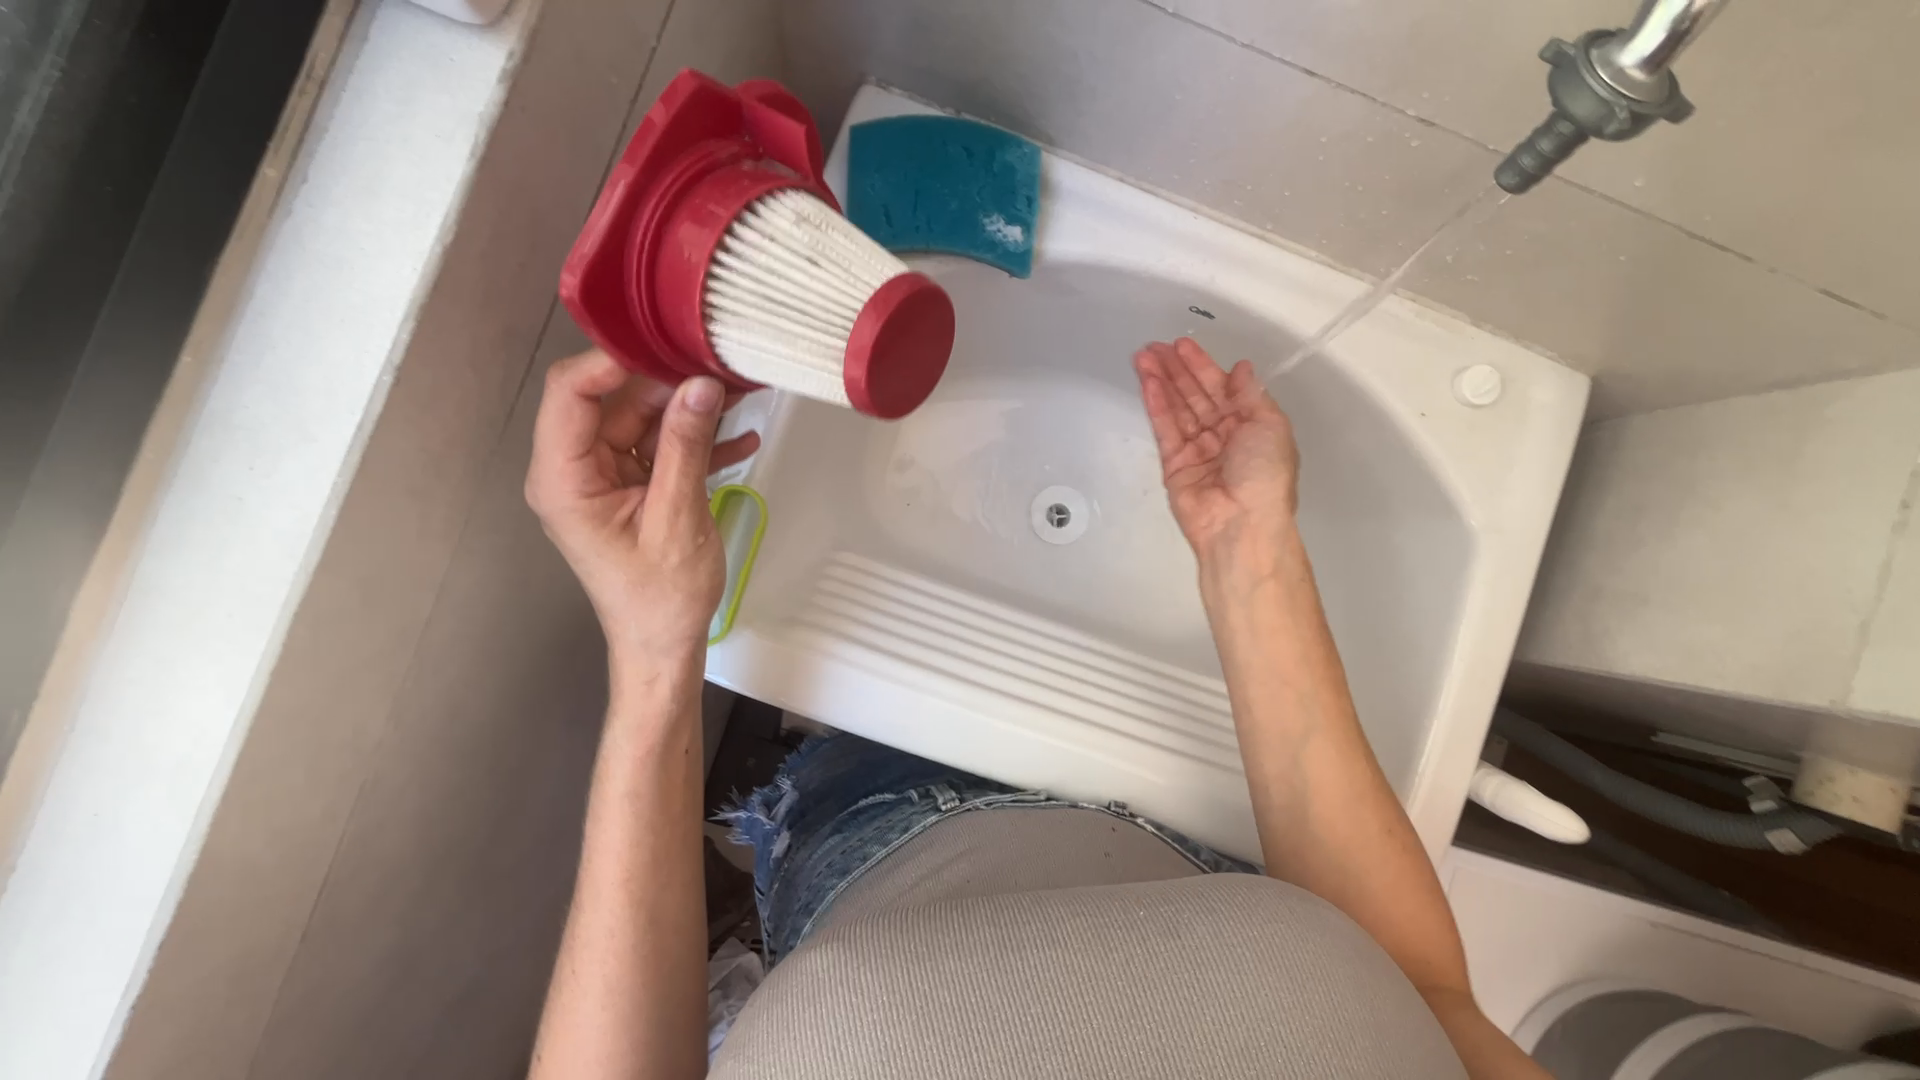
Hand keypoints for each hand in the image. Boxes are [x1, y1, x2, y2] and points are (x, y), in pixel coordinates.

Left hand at [525, 349, 759, 664]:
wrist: (665, 644)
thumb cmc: (660, 596)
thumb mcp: (678, 517)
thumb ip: (685, 446)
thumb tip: (702, 385)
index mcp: (565, 479)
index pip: (570, 394)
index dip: (612, 361)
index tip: (666, 345)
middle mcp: (576, 470)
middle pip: (612, 402)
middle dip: (665, 383)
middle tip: (718, 368)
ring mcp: (606, 478)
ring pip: (642, 420)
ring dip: (690, 411)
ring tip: (740, 395)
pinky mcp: (634, 487)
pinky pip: (660, 449)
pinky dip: (697, 443)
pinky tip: (741, 439)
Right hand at [1133, 338, 1299, 564]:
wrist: (1241, 524)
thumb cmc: (1264, 475)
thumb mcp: (1270, 425)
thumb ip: (1250, 394)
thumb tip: (1241, 368)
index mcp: (1251, 426)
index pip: (1223, 389)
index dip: (1203, 366)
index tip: (1183, 346)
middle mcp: (1224, 436)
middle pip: (1196, 395)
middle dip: (1177, 370)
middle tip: (1155, 347)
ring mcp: (1197, 450)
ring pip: (1177, 409)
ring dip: (1161, 382)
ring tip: (1143, 358)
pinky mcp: (1174, 465)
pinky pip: (1165, 429)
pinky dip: (1156, 405)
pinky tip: (1147, 383)